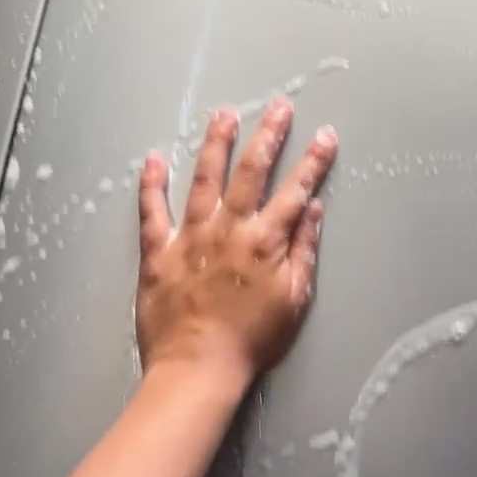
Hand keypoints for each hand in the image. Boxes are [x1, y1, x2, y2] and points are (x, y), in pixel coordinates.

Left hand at [136, 97, 337, 385]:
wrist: (197, 371)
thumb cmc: (253, 339)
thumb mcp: (295, 299)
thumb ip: (304, 249)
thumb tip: (315, 207)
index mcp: (265, 241)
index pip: (295, 190)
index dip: (313, 161)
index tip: (325, 134)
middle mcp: (229, 228)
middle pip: (251, 172)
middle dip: (269, 135)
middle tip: (279, 105)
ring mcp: (191, 237)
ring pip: (204, 179)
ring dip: (216, 143)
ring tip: (225, 113)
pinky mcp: (158, 252)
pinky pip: (152, 211)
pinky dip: (151, 183)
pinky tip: (154, 157)